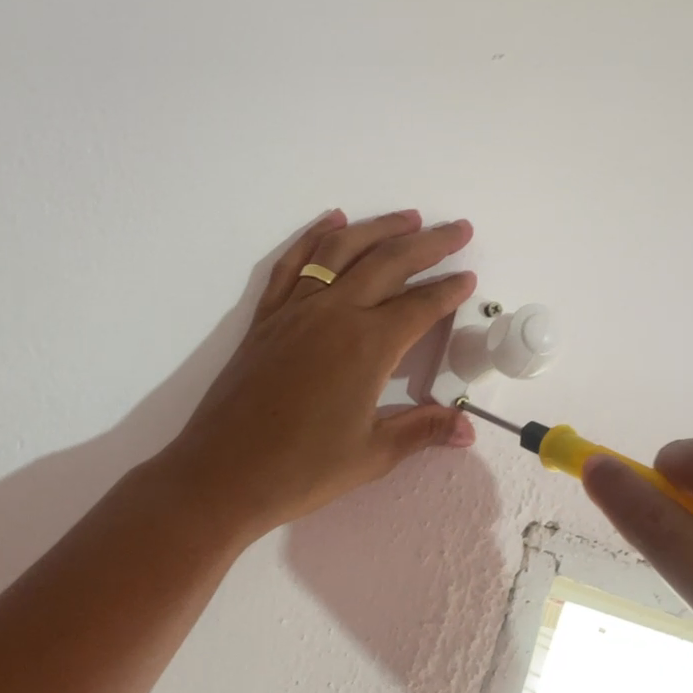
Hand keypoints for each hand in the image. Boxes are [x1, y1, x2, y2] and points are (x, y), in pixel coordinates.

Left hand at [158, 209, 477, 538]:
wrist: (223, 475)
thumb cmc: (302, 470)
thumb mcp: (372, 455)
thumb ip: (422, 431)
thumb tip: (469, 429)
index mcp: (368, 347)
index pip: (420, 307)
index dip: (448, 291)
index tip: (469, 278)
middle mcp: (334, 314)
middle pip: (388, 263)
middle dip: (429, 244)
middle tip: (458, 229)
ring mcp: (295, 311)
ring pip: (341, 251)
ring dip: (378, 228)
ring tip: (408, 218)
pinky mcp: (265, 319)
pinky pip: (293, 264)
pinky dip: (315, 237)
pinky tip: (332, 222)